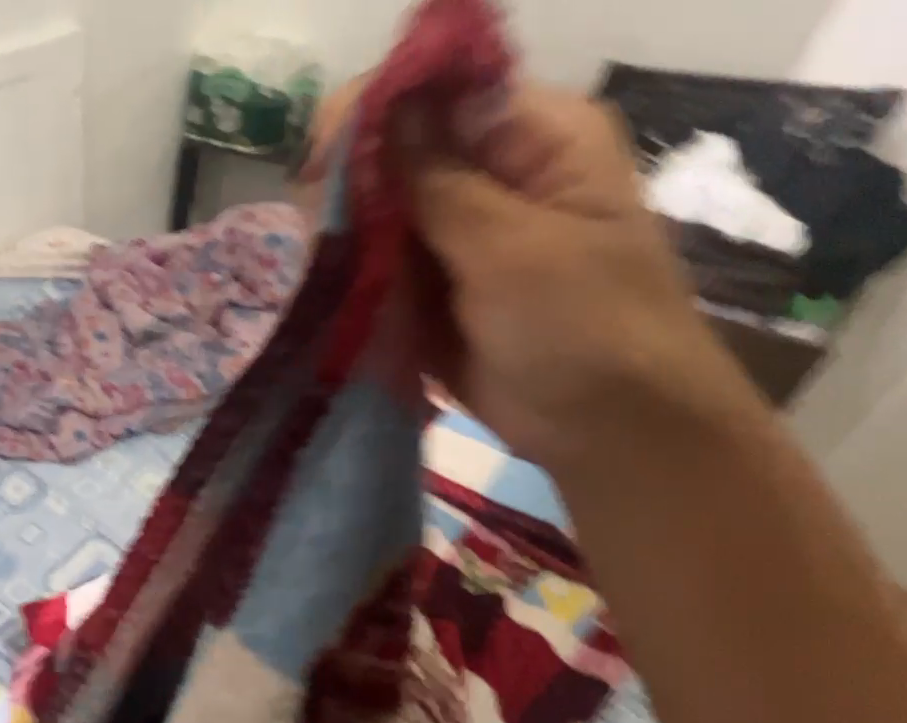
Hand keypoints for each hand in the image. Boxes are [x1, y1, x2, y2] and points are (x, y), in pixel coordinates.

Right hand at [309, 80, 749, 471]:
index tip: (319, 167)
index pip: (436, 94)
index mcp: (533, 139)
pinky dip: (346, 276)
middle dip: (347, 186)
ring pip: (375, 212)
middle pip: (394, 152)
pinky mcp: (429, 288)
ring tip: (312, 273)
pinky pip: (374, 266)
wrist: (606, 429)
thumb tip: (379, 108)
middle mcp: (490, 175)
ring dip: (340, 238)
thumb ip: (441, 184)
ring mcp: (455, 235)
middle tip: (314, 234)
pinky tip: (319, 293)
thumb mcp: (515, 250)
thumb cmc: (587, 329)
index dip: (372, 114)